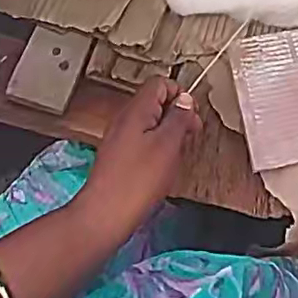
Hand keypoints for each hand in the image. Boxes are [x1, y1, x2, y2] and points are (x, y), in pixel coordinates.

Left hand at [71, 78, 199, 244]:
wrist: (105, 215)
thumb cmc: (138, 180)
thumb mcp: (167, 145)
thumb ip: (178, 118)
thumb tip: (185, 99)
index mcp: (136, 110)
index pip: (159, 83)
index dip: (180, 93)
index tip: (192, 115)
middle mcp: (124, 119)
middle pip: (154, 101)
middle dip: (177, 114)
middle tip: (192, 133)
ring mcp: (118, 137)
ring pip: (149, 122)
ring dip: (168, 132)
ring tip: (179, 152)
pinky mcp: (117, 156)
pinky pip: (141, 140)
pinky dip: (156, 147)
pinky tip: (163, 166)